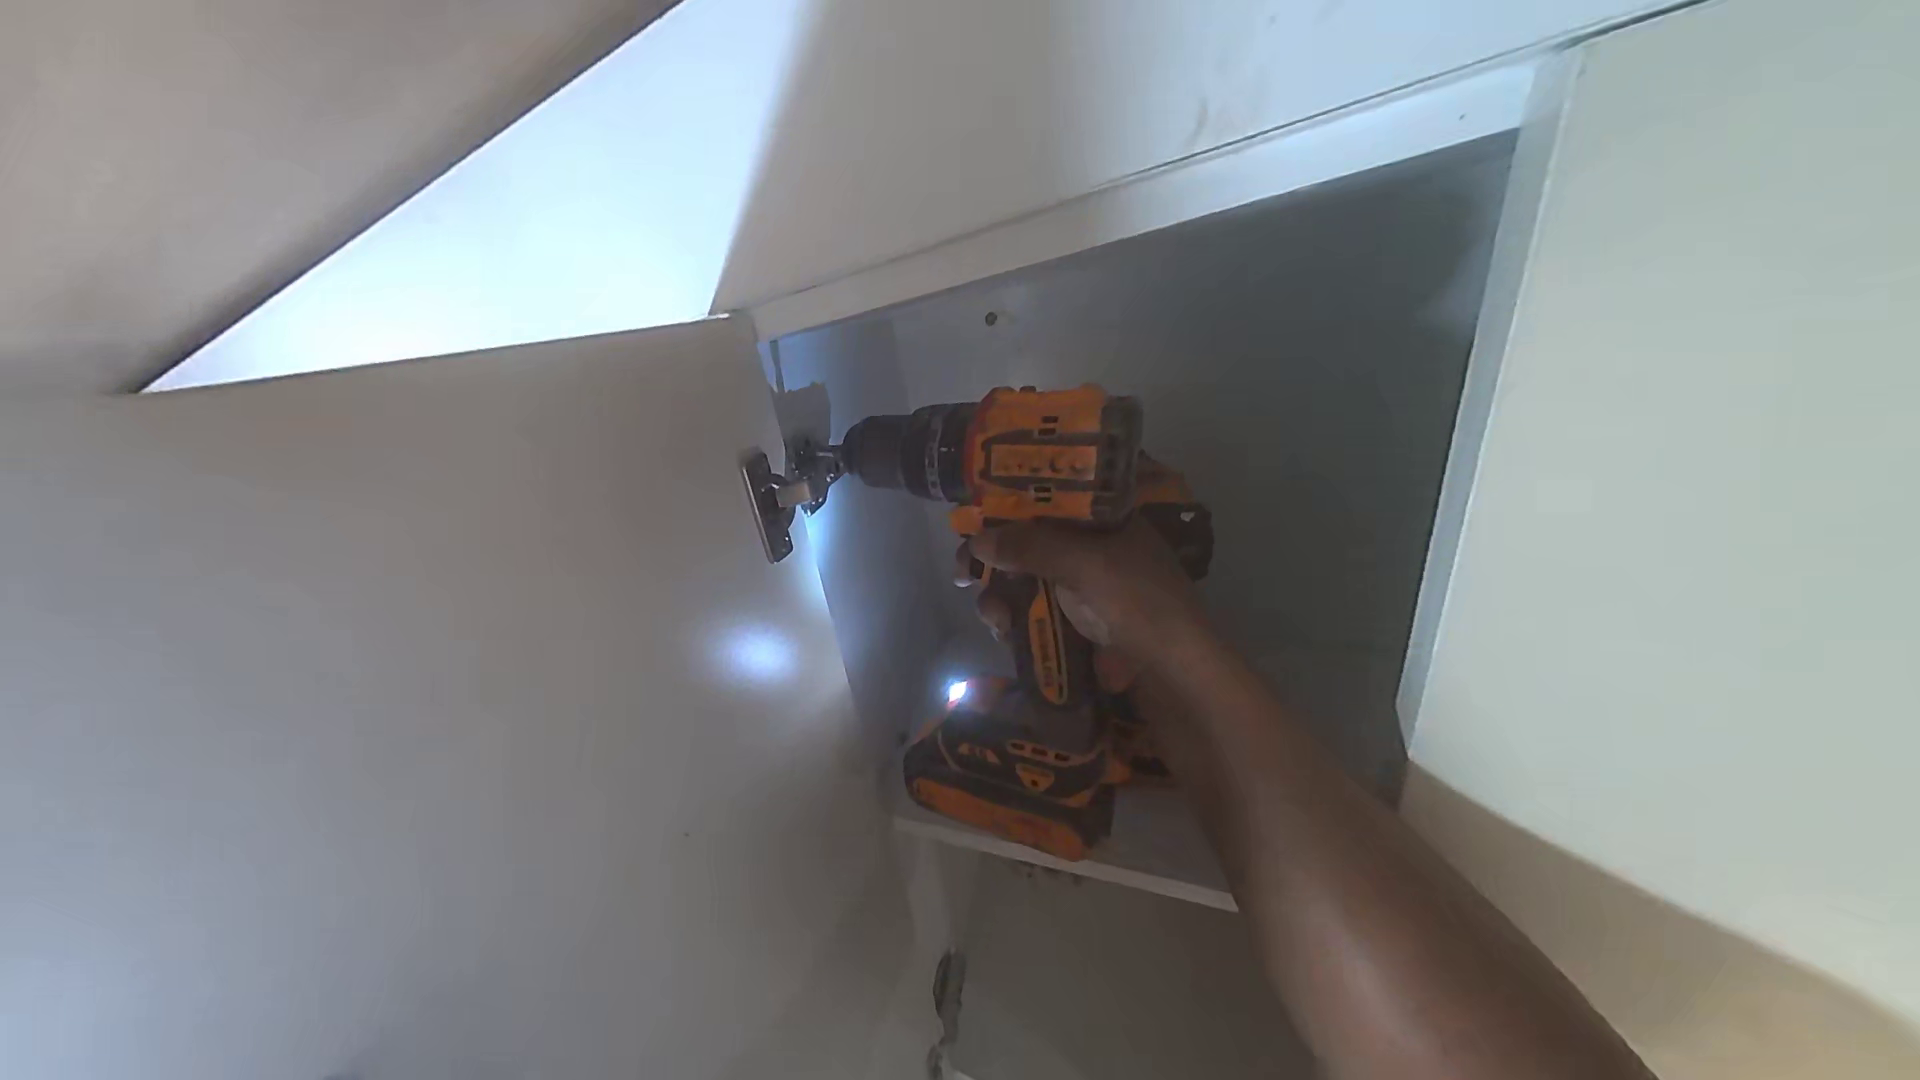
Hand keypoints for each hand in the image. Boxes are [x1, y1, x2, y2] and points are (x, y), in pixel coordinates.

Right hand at [956, 516, 1207, 666]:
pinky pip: (1034, 609)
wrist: (1174, 671)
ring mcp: (1083, 586)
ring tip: (991, 616)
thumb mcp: (1084, 565)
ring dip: (1000, 593)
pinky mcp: (1075, 620)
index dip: (1008, 507)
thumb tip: (978, 540)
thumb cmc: (1138, 602)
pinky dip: (1014, 617)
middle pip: (1030, 541)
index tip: (974, 521)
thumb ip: (1031, 547)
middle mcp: (1090, 547)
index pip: (1048, 499)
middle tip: (963, 572)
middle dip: (995, 557)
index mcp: (1104, 519)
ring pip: (1026, 578)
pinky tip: (1003, 631)